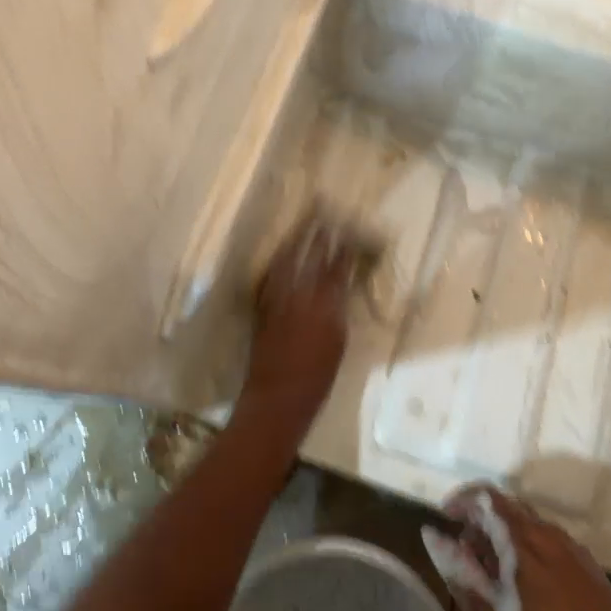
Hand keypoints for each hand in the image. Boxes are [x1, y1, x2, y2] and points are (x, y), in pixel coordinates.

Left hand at [238, 217, 362, 432]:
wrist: (276, 400)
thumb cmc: (316, 380)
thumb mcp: (338, 344)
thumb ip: (338, 312)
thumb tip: (340, 290)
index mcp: (325, 307)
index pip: (337, 268)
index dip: (343, 248)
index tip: (349, 228)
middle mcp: (299, 297)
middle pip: (310, 257)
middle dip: (318, 233)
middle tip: (323, 210)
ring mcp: (277, 301)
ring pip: (286, 261)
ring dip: (295, 240)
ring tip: (302, 223)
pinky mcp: (261, 309)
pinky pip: (270, 277)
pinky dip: (278, 262)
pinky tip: (281, 254)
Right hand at [422, 484, 610, 610]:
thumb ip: (460, 572)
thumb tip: (432, 533)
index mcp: (525, 540)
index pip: (488, 496)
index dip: (462, 499)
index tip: (443, 516)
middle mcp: (552, 534)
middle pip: (511, 508)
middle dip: (483, 520)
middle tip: (462, 550)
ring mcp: (576, 551)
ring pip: (532, 526)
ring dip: (506, 536)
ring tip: (489, 572)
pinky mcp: (592, 570)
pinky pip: (551, 544)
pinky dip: (528, 550)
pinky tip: (523, 586)